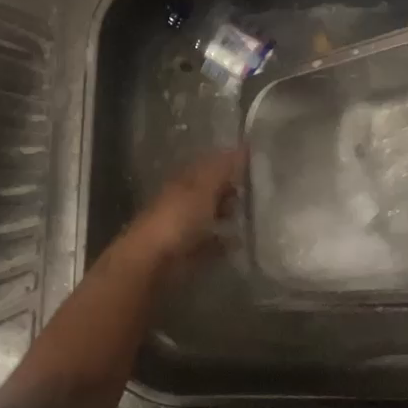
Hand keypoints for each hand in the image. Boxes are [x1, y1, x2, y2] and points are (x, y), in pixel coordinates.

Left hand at [122, 149, 244, 274]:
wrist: (151, 261)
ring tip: (250, 218)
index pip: (208, 164)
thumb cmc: (178, 218)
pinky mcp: (185, 254)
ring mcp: (182, 227)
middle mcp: (182, 200)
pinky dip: (222, 242)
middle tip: (255, 192)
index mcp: (183, 180)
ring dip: (226, 215)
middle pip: (208, 191)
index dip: (228, 162)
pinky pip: (208, 243)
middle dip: (229, 190)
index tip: (252, 163)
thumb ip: (223, 168)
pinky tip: (238, 243)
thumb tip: (243, 145)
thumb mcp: (204, 188)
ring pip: (208, 216)